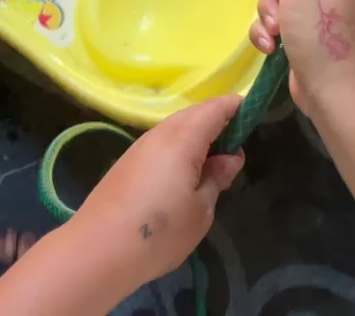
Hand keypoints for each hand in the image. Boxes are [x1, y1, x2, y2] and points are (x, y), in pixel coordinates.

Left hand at [69, 96, 246, 284]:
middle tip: (237, 146)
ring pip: (177, 127)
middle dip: (218, 122)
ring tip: (215, 163)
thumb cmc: (161, 230)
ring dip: (198, 135)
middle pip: (194, 114)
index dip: (235, 107)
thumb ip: (216, 177)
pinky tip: (187, 172)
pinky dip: (181, 147)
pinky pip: (163, 141)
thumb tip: (230, 156)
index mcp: (183, 137)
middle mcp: (161, 132)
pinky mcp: (130, 160)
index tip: (253, 113)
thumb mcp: (201, 209)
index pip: (214, 109)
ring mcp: (142, 145)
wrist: (101, 247)